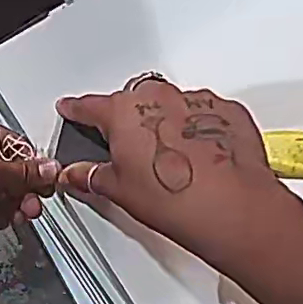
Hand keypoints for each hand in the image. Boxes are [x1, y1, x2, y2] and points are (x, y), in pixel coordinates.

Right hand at [56, 79, 302, 286]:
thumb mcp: (118, 190)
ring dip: (165, 123)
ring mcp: (195, 102)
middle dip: (128, 120)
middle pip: (132, 99)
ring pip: (170, 104)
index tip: (71, 108)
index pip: (89, 105)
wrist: (231, 206)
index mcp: (123, 111)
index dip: (76, 109)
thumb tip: (78, 174)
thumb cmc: (176, 196)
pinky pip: (204, 114)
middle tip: (129, 154)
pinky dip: (198, 129)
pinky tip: (197, 157)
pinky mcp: (227, 112)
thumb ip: (91, 175)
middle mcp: (158, 97)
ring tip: (168, 160)